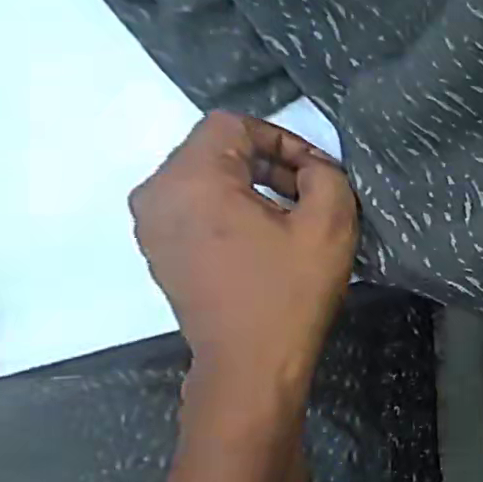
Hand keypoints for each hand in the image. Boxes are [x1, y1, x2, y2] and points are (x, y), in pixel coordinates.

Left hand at [130, 112, 357, 399]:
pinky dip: (235, 211)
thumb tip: (316, 168)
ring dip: (256, 189)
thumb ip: (328, 181)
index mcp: (192, 179)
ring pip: (206, 179)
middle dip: (272, 165)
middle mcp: (157, 191)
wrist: (252, 357)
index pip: (232, 125)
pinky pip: (197, 208)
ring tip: (297, 222)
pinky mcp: (160, 246)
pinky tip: (270, 243)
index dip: (285, 139)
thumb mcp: (330, 230)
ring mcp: (151, 221)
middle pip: (215, 150)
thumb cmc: (291, 291)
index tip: (322, 173)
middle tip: (318, 198)